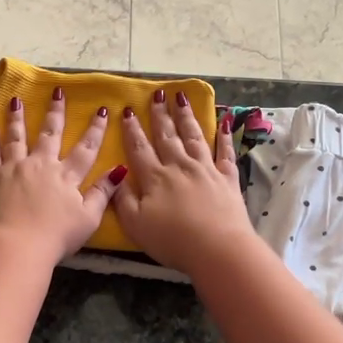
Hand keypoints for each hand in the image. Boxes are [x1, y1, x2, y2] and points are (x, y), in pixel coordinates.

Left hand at [0, 90, 124, 266]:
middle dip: (56, 111)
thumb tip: (119, 170)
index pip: (85, 148)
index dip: (95, 129)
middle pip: (50, 133)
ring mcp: (15, 168)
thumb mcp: (88, 219)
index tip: (102, 110)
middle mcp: (41, 164)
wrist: (18, 245)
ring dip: (18, 117)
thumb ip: (102, 193)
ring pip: (18, 137)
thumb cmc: (56, 237)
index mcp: (66, 176)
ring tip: (16, 100)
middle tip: (57, 91)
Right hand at [113, 91, 255, 275]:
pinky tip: (224, 121)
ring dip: (186, 116)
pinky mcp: (227, 178)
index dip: (132, 129)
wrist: (217, 249)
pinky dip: (224, 135)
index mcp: (155, 178)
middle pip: (167, 135)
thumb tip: (115, 176)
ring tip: (182, 97)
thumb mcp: (136, 225)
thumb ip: (122, 199)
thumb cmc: (172, 241)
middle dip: (160, 114)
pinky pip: (225, 151)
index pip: (139, 148)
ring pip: (194, 136)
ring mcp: (206, 169)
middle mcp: (179, 166)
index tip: (128, 110)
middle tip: (157, 93)